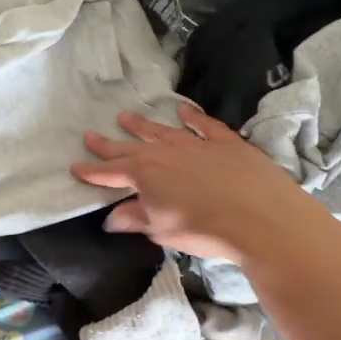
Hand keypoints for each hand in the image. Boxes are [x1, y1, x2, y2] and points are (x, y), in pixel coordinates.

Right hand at [70, 104, 340, 264]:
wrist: (266, 221)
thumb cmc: (205, 229)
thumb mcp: (161, 230)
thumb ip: (135, 219)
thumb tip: (112, 218)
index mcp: (143, 174)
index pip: (108, 172)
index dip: (90, 171)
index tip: (74, 167)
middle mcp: (164, 153)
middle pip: (129, 147)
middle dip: (107, 144)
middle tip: (90, 136)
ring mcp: (197, 145)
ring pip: (162, 132)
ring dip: (142, 125)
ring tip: (125, 116)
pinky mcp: (228, 145)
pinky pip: (205, 126)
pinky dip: (192, 117)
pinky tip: (183, 110)